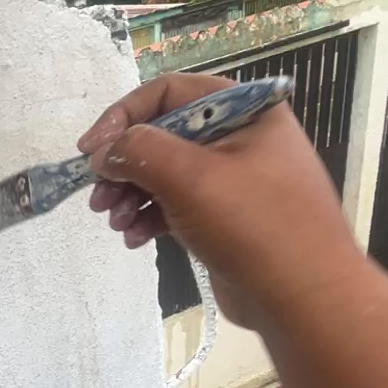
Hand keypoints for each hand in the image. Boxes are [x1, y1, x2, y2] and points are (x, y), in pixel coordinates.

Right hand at [76, 72, 365, 330]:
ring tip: (116, 224)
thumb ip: (140, 153)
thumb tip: (102, 152)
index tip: (88, 152)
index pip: (167, 93)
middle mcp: (237, 137)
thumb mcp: (191, 178)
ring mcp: (229, 178)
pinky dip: (146, 218)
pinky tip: (135, 239)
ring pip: (161, 174)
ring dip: (129, 197)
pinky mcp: (220, 215)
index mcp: (243, 111)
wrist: (299, 293)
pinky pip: (171, 205)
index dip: (121, 118)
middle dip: (122, 167)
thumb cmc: (253, 226)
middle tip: (98, 199)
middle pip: (159, 137)